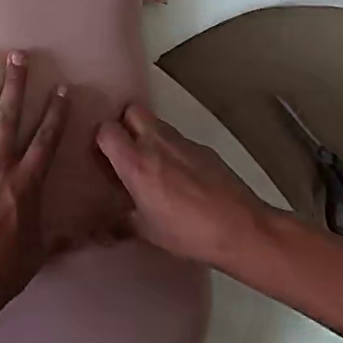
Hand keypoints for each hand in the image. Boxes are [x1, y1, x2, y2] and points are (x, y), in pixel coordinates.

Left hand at [0, 49, 68, 302]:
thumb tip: (84, 237)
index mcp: (26, 184)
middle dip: (15, 84)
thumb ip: (58, 238)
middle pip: (10, 117)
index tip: (61, 88)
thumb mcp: (38, 253)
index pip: (46, 140)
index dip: (55, 113)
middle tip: (18, 56)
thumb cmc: (2, 271)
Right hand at [95, 104, 282, 267]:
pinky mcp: (205, 149)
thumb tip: (100, 230)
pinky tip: (178, 175)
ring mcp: (184, 142)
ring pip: (157, 122)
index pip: (106, 129)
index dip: (100, 140)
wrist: (241, 229)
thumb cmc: (187, 232)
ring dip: (148, 135)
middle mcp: (157, 143)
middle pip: (132, 110)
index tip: (101, 156)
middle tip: (123, 150)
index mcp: (136, 162)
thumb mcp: (146, 232)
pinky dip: (172, 149)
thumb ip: (119, 223)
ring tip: (149, 163)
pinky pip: (179, 140)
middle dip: (124, 124)